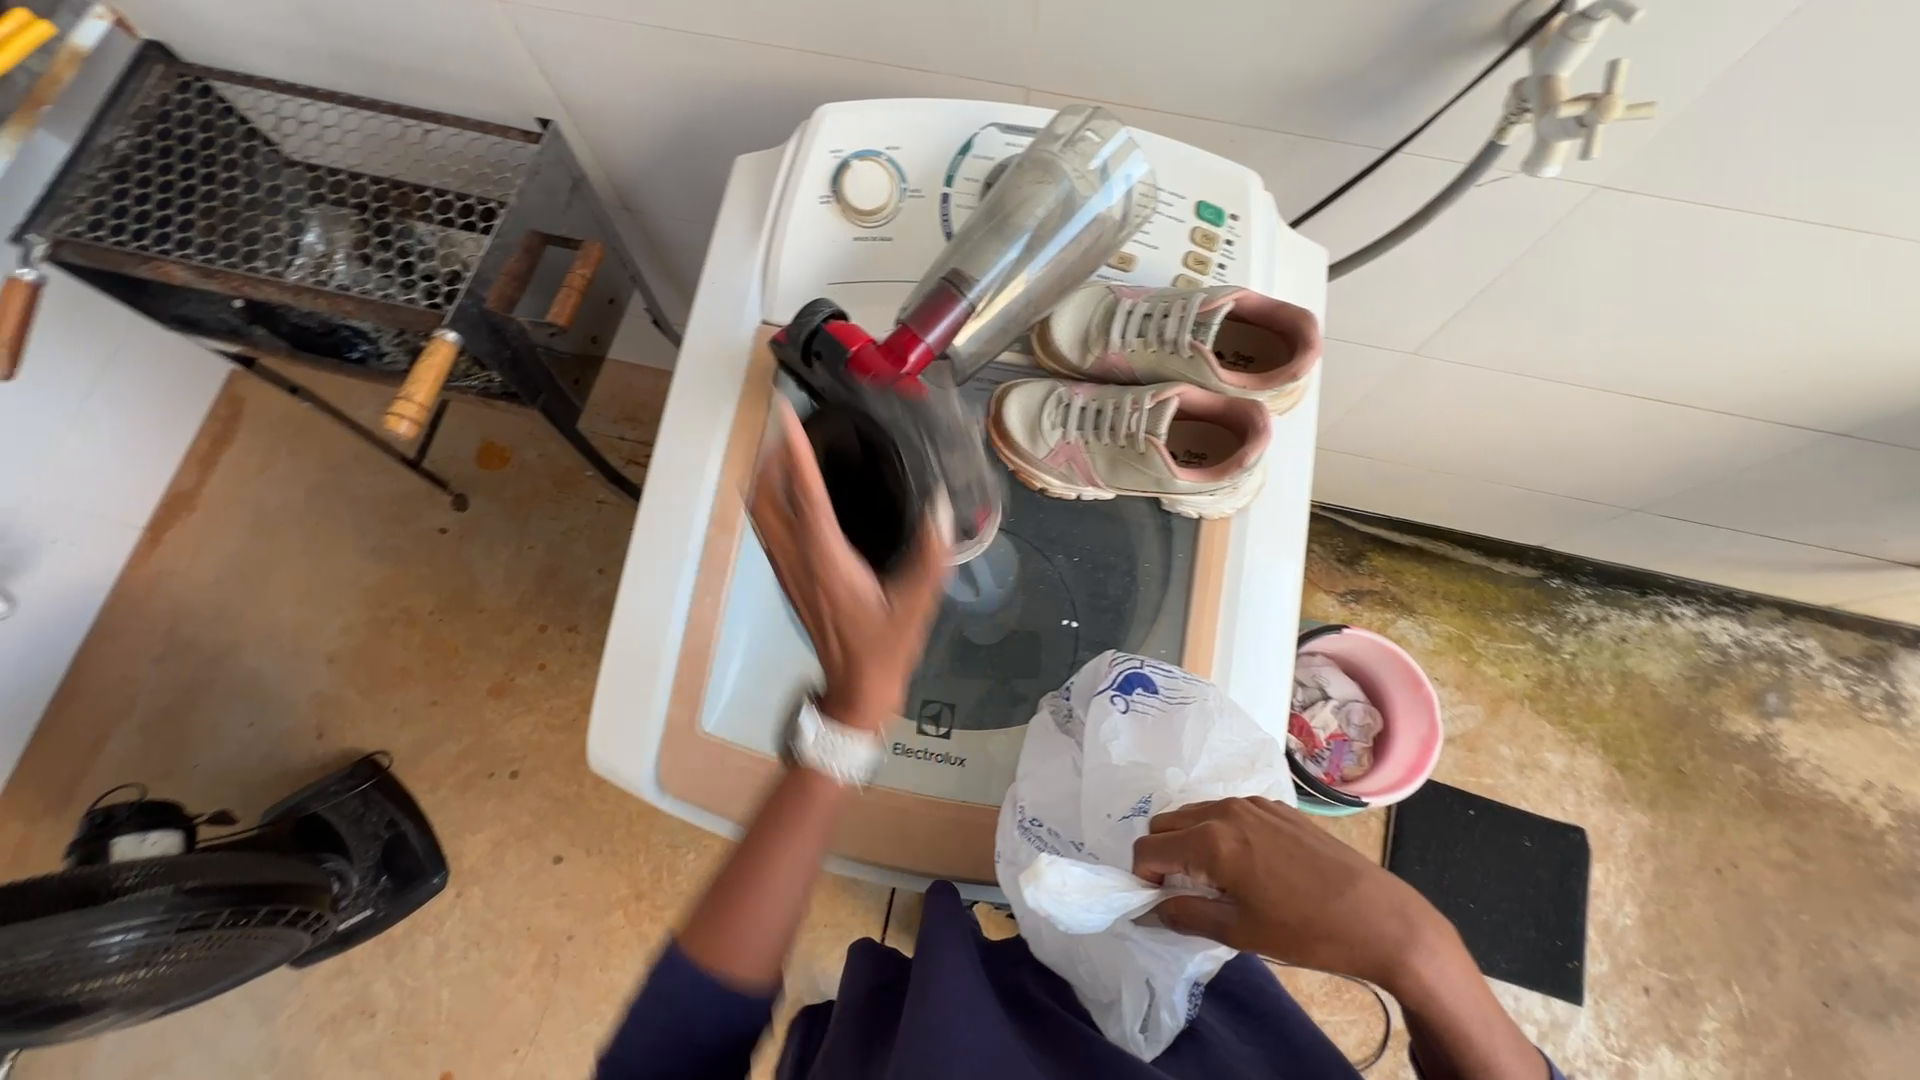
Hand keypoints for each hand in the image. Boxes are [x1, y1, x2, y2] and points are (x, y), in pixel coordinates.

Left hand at [748, 399, 949, 731]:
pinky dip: (770, 496)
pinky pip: (767, 525)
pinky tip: (789, 488)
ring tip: (784, 446)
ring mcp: (787, 569)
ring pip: (760, 510)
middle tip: (787, 423)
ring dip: (765, 473)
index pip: (805, 495)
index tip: (787, 415)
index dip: (794, 452)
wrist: (856, 689)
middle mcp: (798, 559)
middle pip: (766, 496)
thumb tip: (939, 506)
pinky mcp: (787, 576)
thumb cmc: (885, 648)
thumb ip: (930, 555)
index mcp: (827, 560)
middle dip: (770, 454)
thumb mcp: (917, 604)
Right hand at [1132, 796, 1450, 987]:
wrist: (1380, 917)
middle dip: (1162, 854)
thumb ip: (1186, 915)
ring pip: (1196, 813)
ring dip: (1189, 841)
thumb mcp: (1240, 932)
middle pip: (1166, 822)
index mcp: (1211, 841)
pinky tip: (1248, 865)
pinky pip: (1228, 811)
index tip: (1157, 901)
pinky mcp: (1276, 807)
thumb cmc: (1306, 930)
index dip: (1142, 876)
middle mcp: (1225, 810)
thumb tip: (1152, 909)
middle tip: (1183, 891)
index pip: (1149, 848)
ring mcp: (1253, 803)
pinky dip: (1219, 832)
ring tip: (1216, 880)